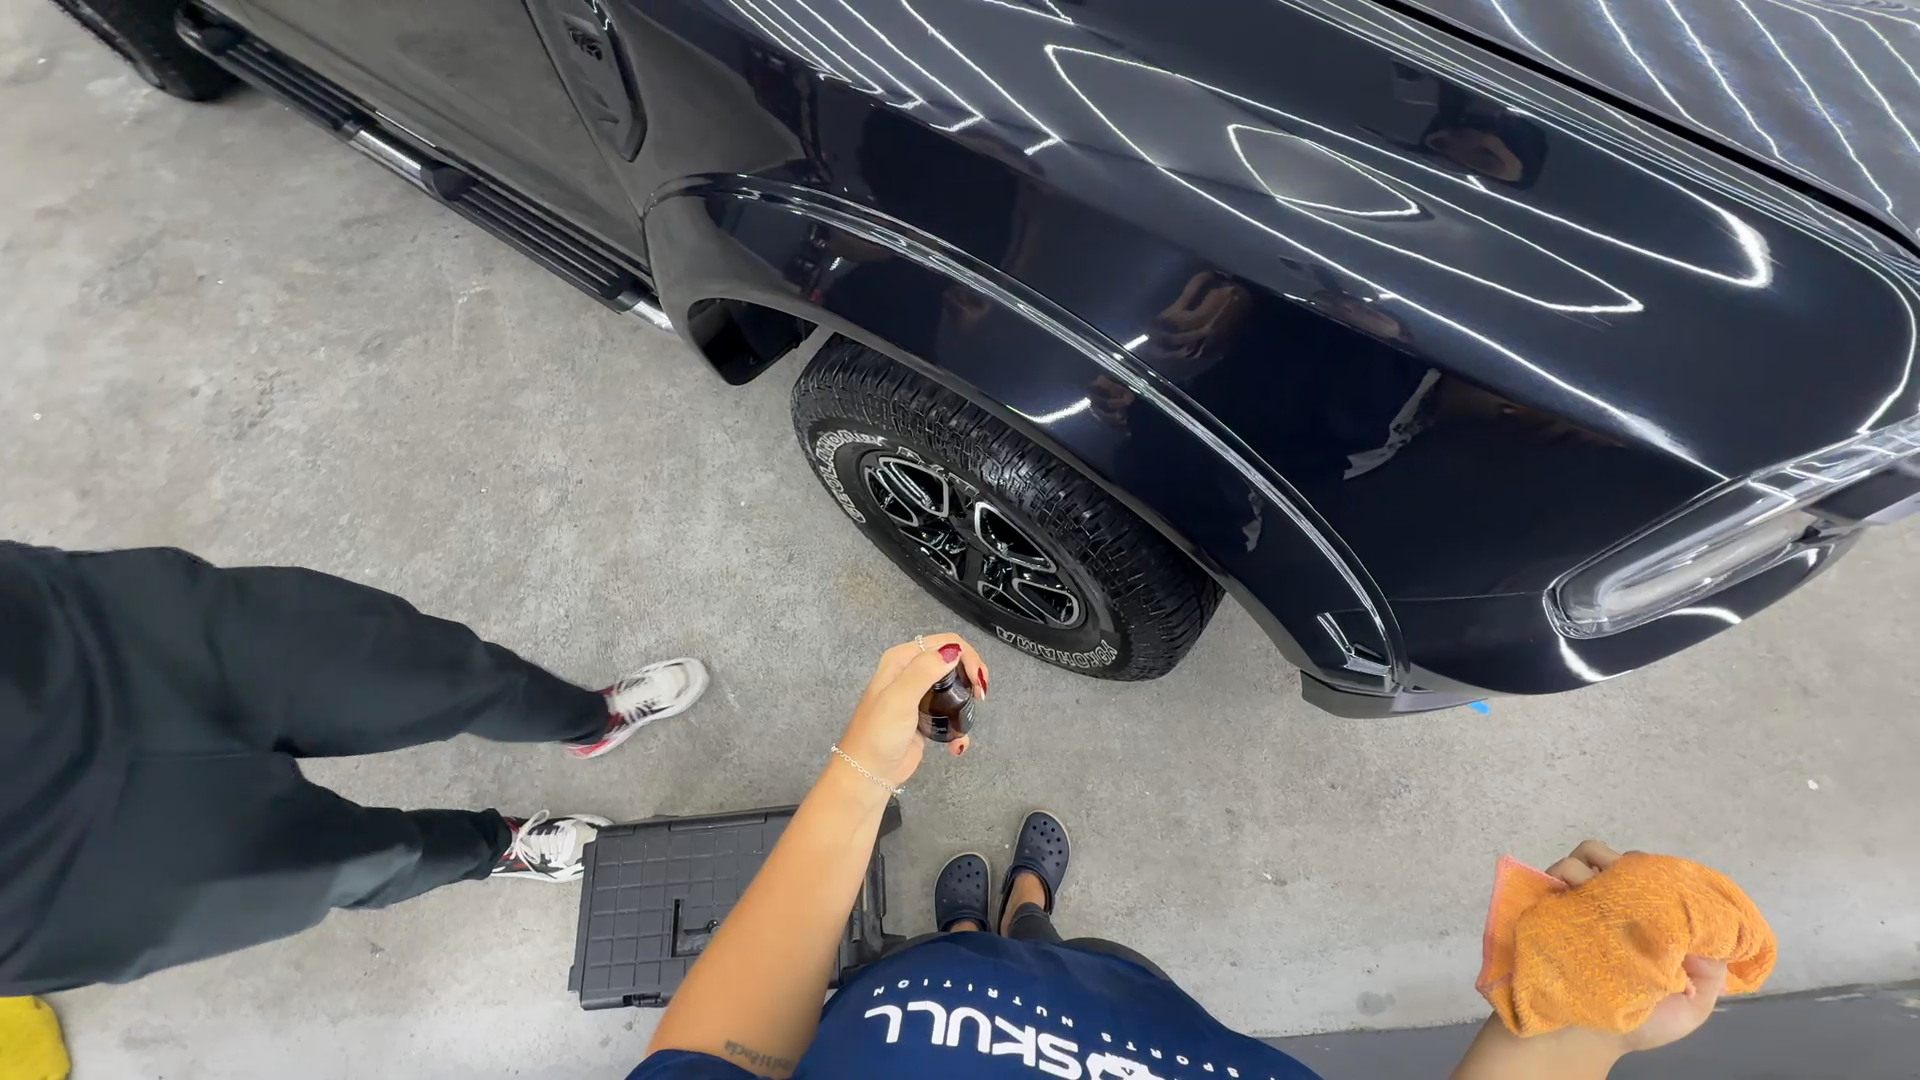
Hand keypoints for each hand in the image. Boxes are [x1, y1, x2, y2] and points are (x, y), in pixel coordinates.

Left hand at [835, 634, 987, 787]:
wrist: (868, 773)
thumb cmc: (880, 733)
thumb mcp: (899, 698)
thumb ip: (925, 670)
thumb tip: (955, 650)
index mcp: (902, 659)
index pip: (945, 643)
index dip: (966, 656)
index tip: (978, 682)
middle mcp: (911, 671)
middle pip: (954, 661)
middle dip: (971, 676)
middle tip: (981, 697)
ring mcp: (919, 694)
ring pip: (955, 686)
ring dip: (968, 701)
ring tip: (969, 720)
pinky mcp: (926, 716)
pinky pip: (951, 712)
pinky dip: (959, 726)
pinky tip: (957, 743)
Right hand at [1543, 840, 1727, 1054]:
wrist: (1584, 1036)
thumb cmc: (1639, 1022)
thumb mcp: (1687, 1007)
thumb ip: (1705, 976)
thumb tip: (1709, 938)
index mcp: (1648, 925)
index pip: (1656, 882)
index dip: (1660, 877)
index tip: (1664, 888)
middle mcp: (1611, 907)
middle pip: (1615, 860)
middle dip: (1618, 864)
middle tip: (1621, 887)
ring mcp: (1577, 903)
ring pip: (1581, 860)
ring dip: (1585, 867)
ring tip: (1586, 888)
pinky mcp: (1547, 905)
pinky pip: (1551, 875)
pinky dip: (1559, 874)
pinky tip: (1565, 890)